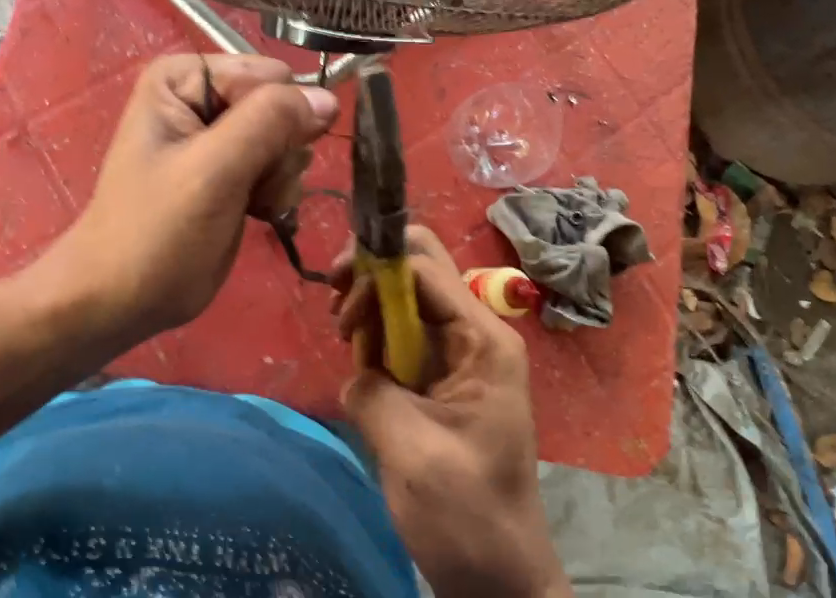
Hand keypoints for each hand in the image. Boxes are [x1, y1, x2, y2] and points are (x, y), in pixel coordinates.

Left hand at [50, 53, 338, 336]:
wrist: (122, 300)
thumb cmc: (156, 232)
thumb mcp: (212, 170)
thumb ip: (270, 122)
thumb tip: (329, 98)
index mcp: (184, 77)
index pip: (269, 75)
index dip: (275, 116)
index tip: (257, 160)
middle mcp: (202, 96)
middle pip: (282, 105)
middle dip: (278, 150)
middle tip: (249, 186)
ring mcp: (219, 136)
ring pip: (289, 138)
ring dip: (279, 176)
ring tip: (247, 203)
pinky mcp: (233, 171)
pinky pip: (281, 165)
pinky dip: (276, 192)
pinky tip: (255, 213)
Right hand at [333, 226, 568, 597]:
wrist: (498, 576)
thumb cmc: (466, 515)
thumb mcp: (411, 450)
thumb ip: (373, 391)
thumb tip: (357, 370)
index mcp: (483, 341)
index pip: (426, 269)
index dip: (377, 268)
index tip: (337, 298)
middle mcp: (474, 336)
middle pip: (419, 272)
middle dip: (372, 277)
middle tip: (337, 312)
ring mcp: (459, 358)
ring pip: (406, 301)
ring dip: (371, 309)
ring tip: (345, 340)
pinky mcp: (441, 382)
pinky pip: (402, 339)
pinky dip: (376, 340)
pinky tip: (359, 362)